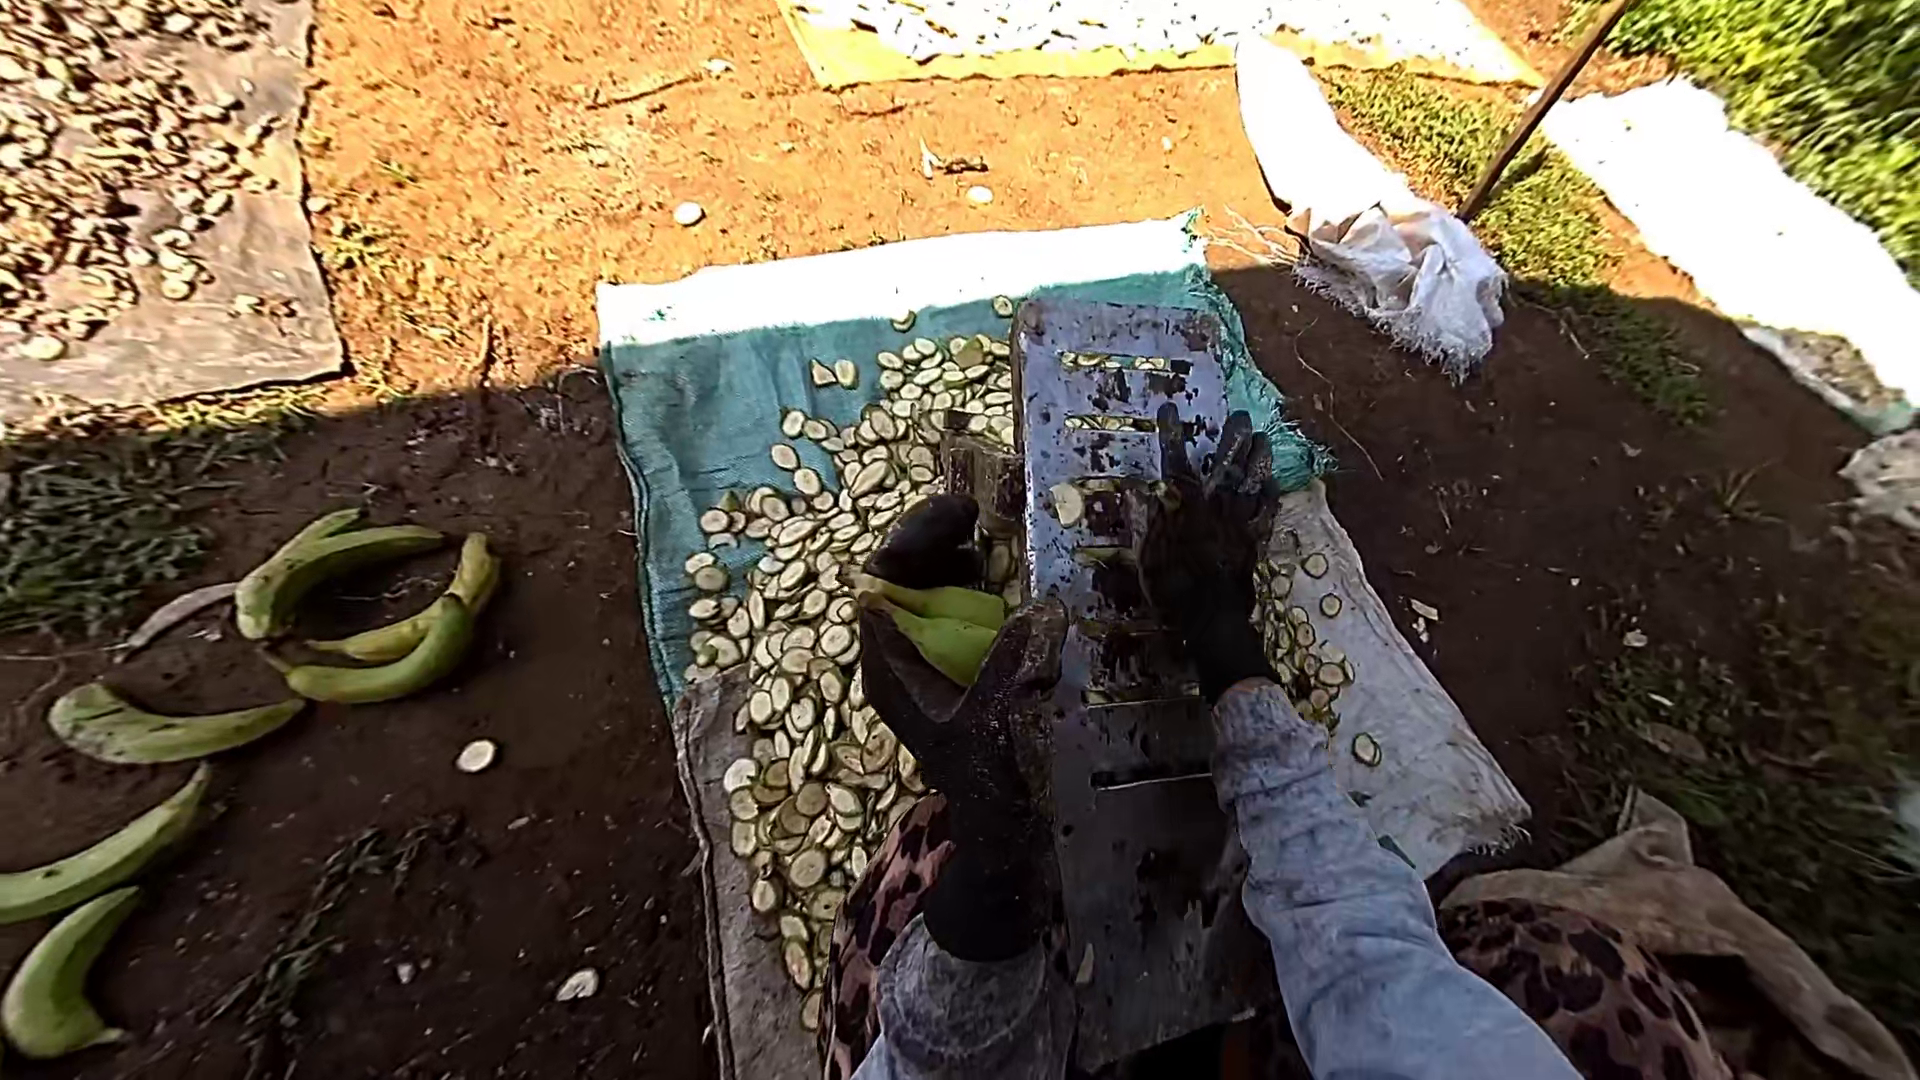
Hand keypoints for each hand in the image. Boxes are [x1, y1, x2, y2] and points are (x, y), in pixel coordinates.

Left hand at [860, 495, 1064, 961]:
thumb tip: (1042, 610)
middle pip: (910, 572)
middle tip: (985, 513)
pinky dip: (994, 581)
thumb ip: (1012, 668)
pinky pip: (973, 602)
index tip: (963, 513)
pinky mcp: (969, 655)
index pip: (884, 579)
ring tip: (1006, 534)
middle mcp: (907, 648)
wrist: (1008, 826)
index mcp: (892, 661)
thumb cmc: (992, 781)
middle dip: (943, 538)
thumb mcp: (997, 725)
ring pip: (941, 582)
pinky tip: (1025, 574)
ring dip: (969, 553)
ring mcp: (938, 650)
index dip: (916, 537)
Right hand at [1129, 405, 1280, 702]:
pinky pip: (1265, 514)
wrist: (1214, 622)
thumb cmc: (1175, 593)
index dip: (1172, 439)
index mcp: (1185, 514)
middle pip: (1224, 470)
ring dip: (1257, 461)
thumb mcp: (1149, 561)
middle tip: (1241, 416)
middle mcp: (1215, 513)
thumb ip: (1146, 523)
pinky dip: (1270, 496)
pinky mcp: (1253, 543)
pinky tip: (1273, 483)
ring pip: (1250, 486)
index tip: (1170, 412)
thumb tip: (1137, 491)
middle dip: (1231, 441)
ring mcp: (1238, 527)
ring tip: (1264, 438)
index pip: (1176, 468)